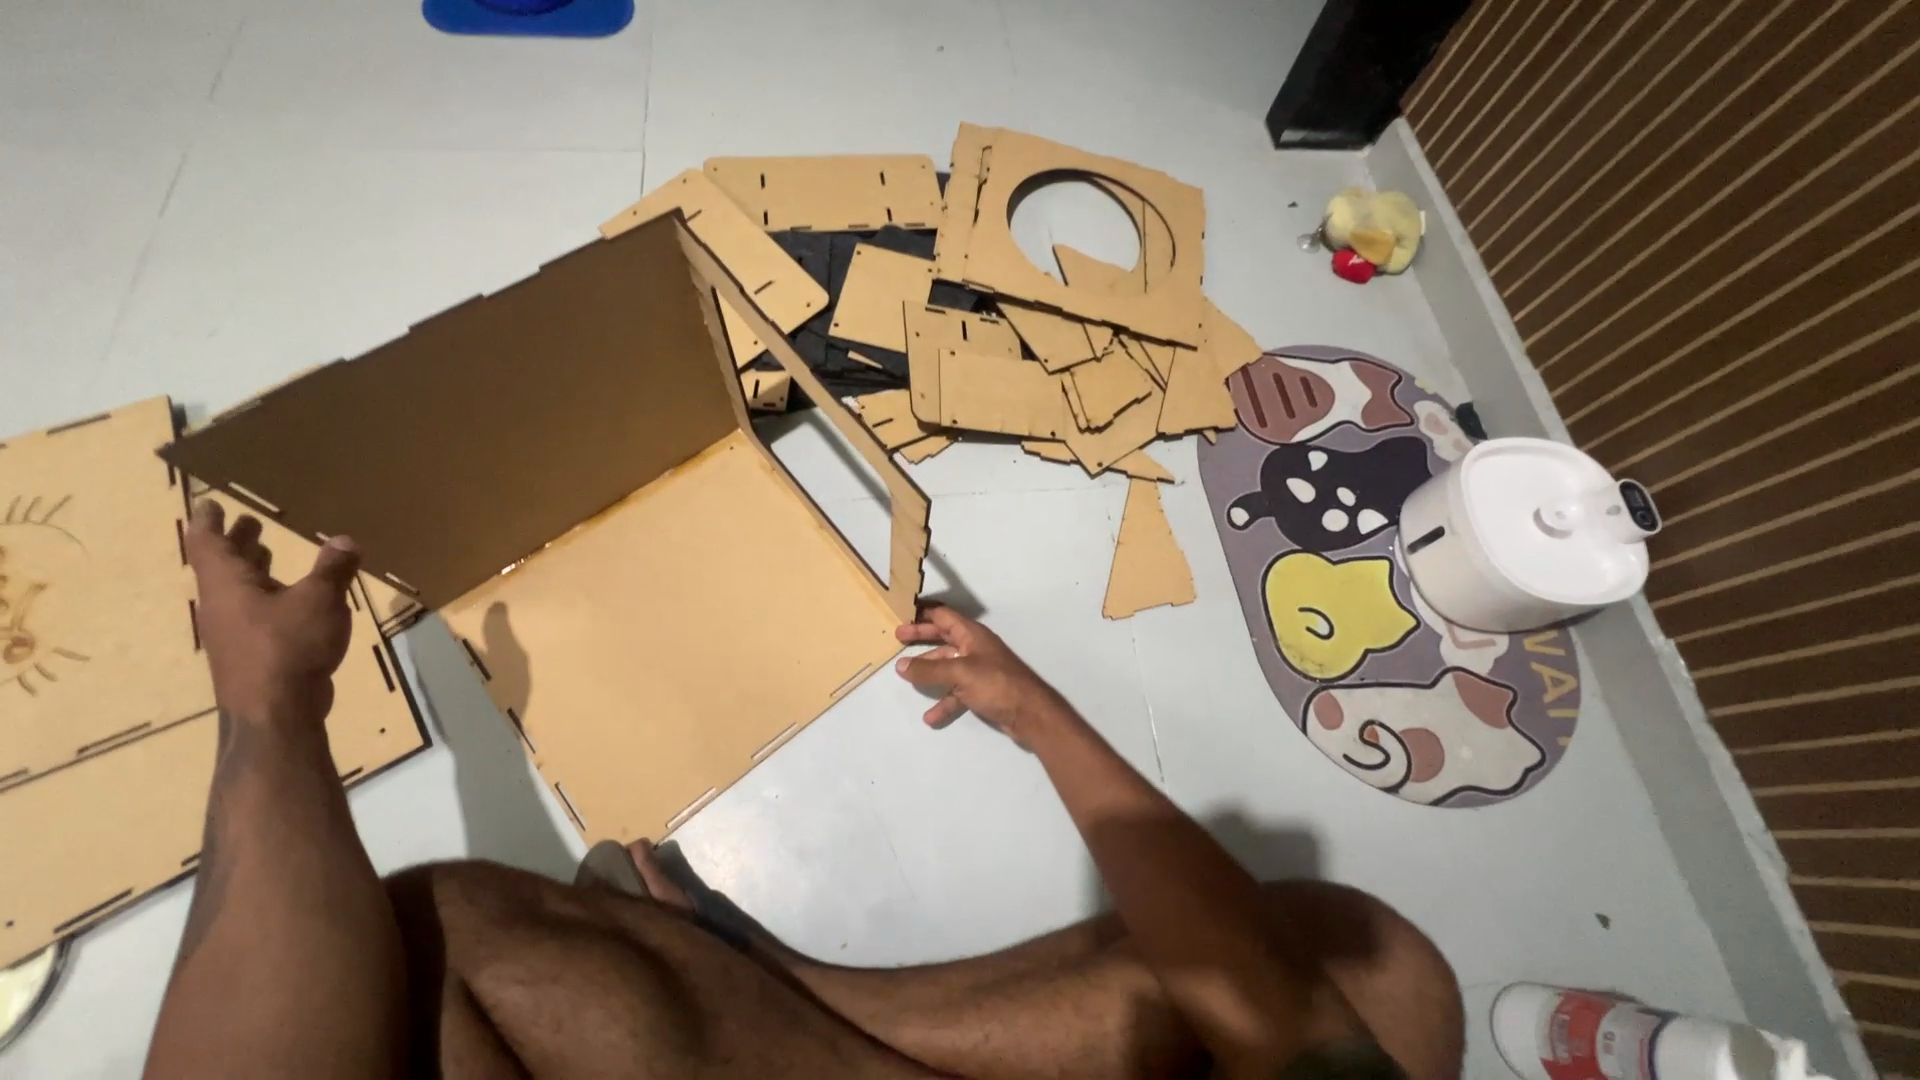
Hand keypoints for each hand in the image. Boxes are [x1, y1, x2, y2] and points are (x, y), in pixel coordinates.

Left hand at [185, 500, 360, 724]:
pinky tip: (294, 600)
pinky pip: (255, 611)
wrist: (275, 709)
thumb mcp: (320, 600)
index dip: (210, 522)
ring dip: (253, 570)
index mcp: (228, 585)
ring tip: (268, 554)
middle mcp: (223, 604)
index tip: (209, 502)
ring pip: (239, 590)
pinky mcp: (252, 652)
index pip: (210, 544)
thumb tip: (345, 539)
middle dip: (236, 544)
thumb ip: (333, 568)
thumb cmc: (290, 644)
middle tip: (249, 522)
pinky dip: (269, 595)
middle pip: (222, 566)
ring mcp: (234, 631)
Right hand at [894, 606, 1071, 747]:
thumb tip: (901, 666)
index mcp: (971, 635)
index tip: (902, 612)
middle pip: (943, 638)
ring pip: (948, 666)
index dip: (923, 612)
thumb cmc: (996, 684)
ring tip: (906, 678)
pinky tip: (930, 717)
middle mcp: (974, 648)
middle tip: (898, 638)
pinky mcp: (982, 691)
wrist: (1030, 713)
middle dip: (921, 638)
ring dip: (928, 671)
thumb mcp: (959, 673)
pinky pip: (956, 692)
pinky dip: (943, 701)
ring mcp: (979, 670)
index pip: (943, 615)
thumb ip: (929, 670)